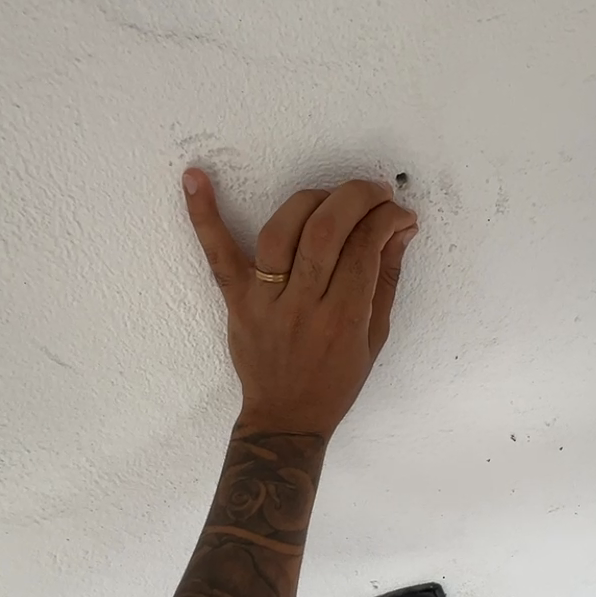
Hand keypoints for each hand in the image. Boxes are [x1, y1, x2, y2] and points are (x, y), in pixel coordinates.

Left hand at [182, 167, 417, 438]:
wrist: (287, 418)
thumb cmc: (336, 381)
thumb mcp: (376, 337)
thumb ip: (386, 279)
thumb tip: (399, 229)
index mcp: (343, 321)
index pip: (366, 249)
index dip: (387, 219)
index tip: (400, 212)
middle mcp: (302, 307)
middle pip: (327, 231)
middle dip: (357, 198)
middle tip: (375, 191)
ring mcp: (264, 301)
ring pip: (282, 231)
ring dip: (312, 198)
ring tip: (333, 194)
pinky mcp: (236, 299)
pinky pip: (216, 253)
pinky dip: (204, 214)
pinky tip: (195, 177)